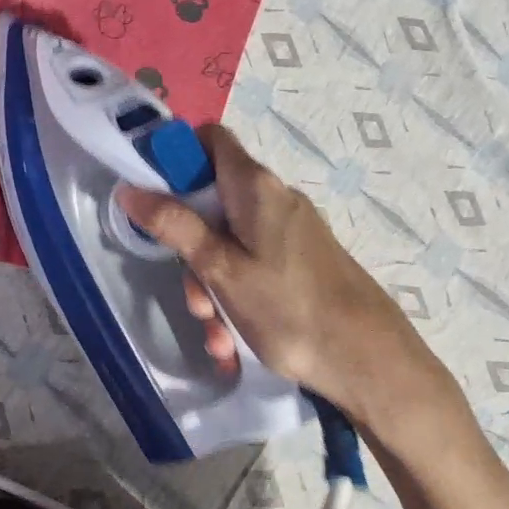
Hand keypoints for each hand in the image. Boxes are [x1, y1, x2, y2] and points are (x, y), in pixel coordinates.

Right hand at [116, 124, 442, 420]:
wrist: (378, 370)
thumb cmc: (292, 310)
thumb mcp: (220, 268)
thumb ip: (173, 225)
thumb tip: (129, 189)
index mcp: (255, 186)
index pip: (208, 138)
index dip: (174, 154)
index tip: (151, 190)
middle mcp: (273, 198)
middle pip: (208, 199)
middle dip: (187, 246)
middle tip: (191, 292)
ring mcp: (289, 232)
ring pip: (225, 242)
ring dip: (209, 285)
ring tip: (216, 334)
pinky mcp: (300, 263)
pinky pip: (251, 266)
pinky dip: (235, 296)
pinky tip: (234, 340)